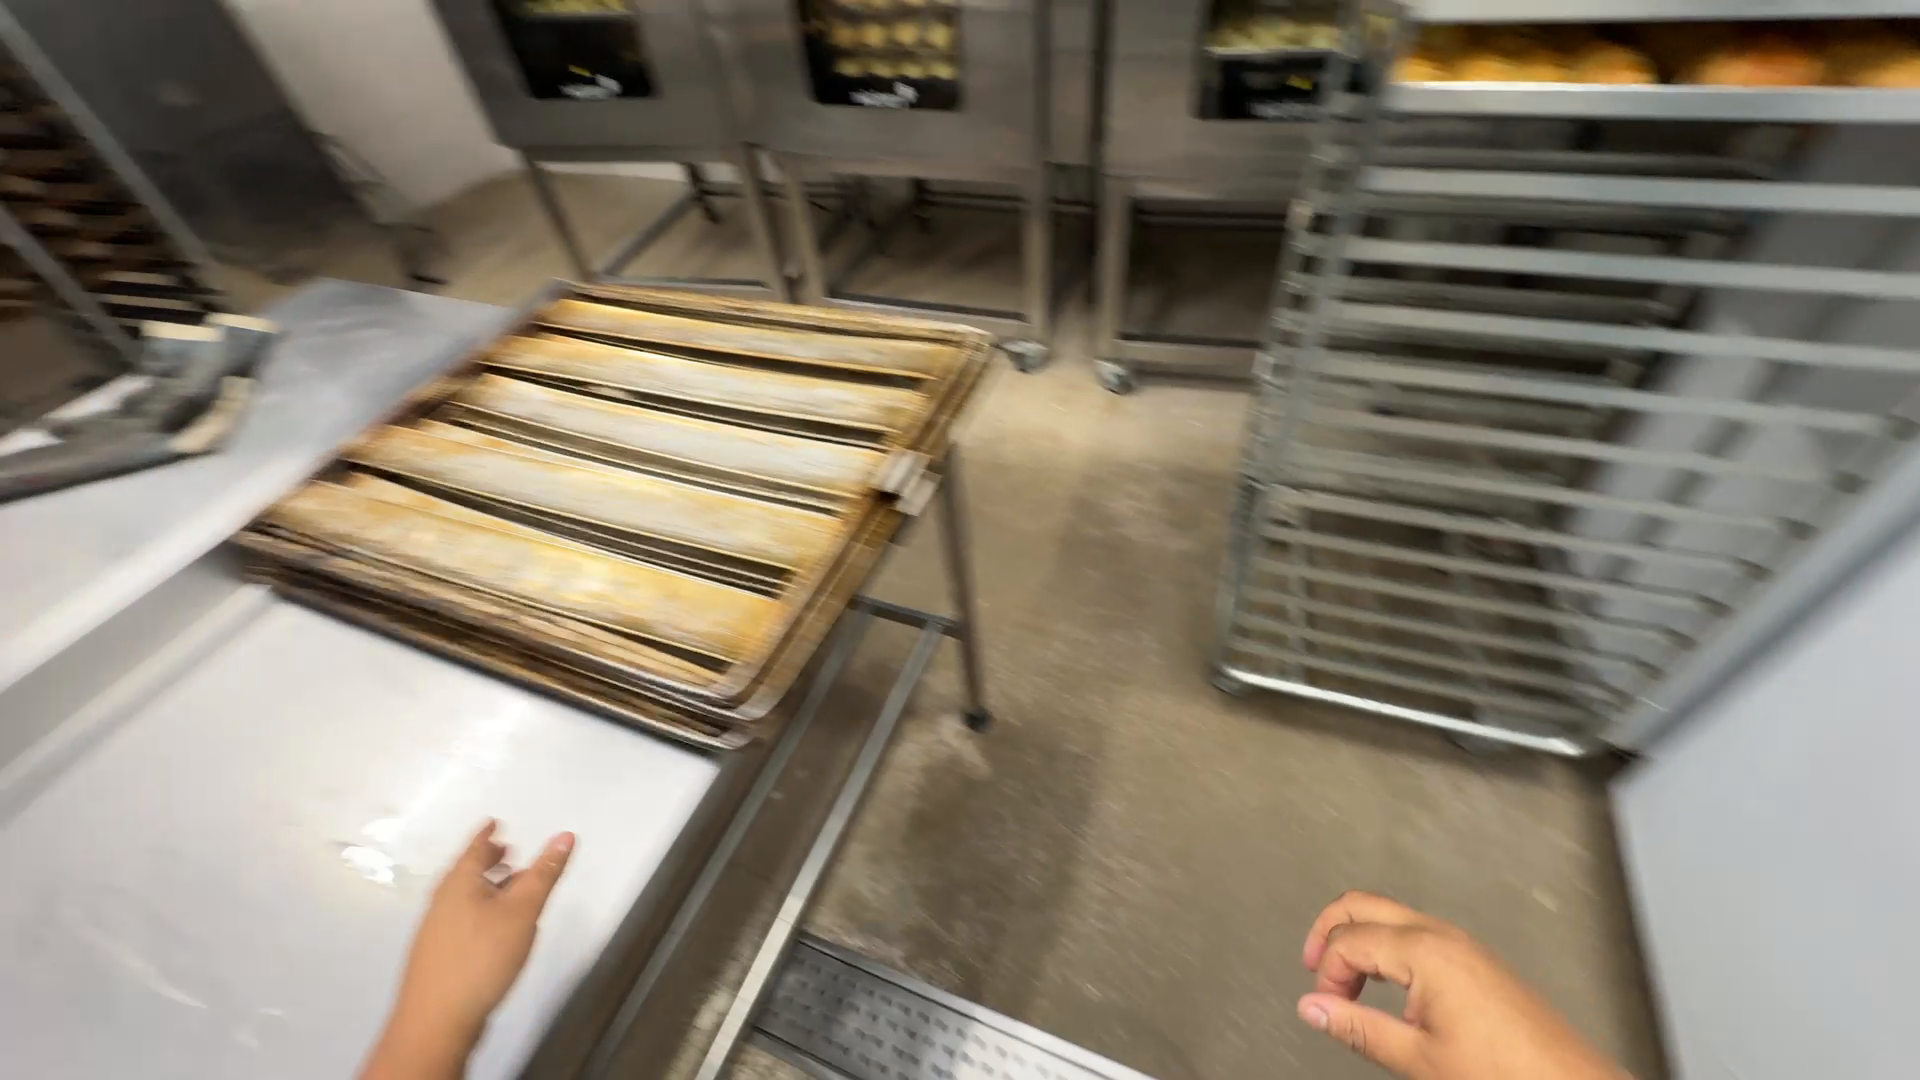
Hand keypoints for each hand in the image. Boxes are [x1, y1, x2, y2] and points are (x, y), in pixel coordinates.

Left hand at [361, 821, 574, 1079]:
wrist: (435, 1025)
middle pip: (465, 873)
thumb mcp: (524, 910)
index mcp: (458, 885)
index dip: (486, 834)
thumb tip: (565, 836)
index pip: (474, 849)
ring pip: (463, 897)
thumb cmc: (481, 957)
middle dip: (487, 860)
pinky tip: (495, 925)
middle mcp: (441, 904)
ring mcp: (435, 933)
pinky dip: (479, 908)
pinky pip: (461, 918)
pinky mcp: (438, 958)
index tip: (493, 822)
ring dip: (486, 885)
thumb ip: (545, 872)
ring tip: (508, 885)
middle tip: (506, 850)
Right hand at [1298, 891, 1625, 1079]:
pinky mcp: (1477, 958)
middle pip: (1361, 904)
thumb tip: (1311, 1008)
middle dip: (1328, 930)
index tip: (1325, 1004)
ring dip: (1358, 938)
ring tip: (1347, 979)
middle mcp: (1441, 934)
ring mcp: (1462, 942)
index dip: (1326, 970)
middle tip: (1314, 965)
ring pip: (1388, 913)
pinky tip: (1389, 984)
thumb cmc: (1509, 1077)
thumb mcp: (1420, 1061)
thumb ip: (1357, 1029)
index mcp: (1423, 951)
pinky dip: (1386, 945)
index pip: (1348, 940)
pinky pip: (1414, 930)